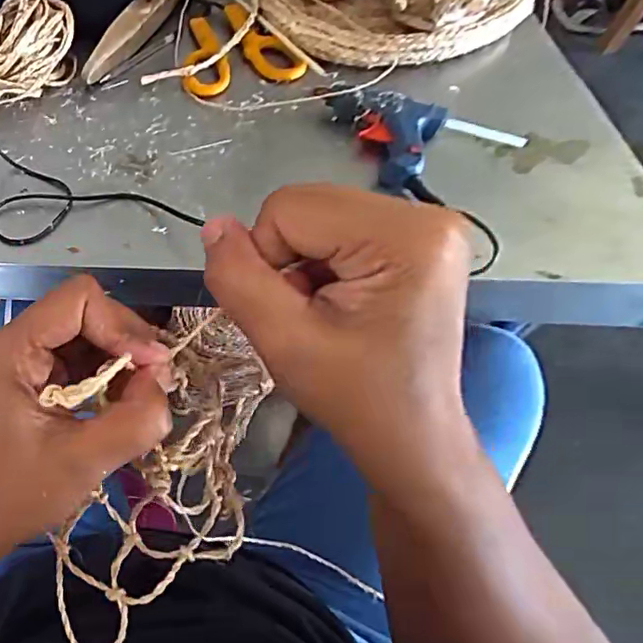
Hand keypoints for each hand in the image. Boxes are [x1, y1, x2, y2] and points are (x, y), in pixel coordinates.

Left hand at [0, 276, 173, 589]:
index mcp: (13, 349)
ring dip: (118, 363)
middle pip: (84, 314)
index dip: (123, 325)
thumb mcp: (84, 460)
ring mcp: (20, 363)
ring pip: (84, 338)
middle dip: (125, 344)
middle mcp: (13, 344)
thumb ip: (135, 418)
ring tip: (142, 399)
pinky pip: (75, 363)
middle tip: (157, 385)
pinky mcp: (29, 383)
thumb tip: (163, 383)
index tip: (153, 368)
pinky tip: (119, 406)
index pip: (79, 299)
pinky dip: (103, 379)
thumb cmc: (16, 495)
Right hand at [202, 185, 474, 486]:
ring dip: (301, 264)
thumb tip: (215, 226)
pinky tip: (339, 305)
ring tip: (323, 312)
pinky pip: (339, 230)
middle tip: (304, 313)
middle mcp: (426, 216)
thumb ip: (238, 277)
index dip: (265, 258)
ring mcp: (428, 227)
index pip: (289, 208)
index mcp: (404, 235)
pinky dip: (322, 265)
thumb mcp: (282, 340)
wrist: (409, 437)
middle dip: (286, 259)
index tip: (289, 309)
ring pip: (317, 217)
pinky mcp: (419, 242)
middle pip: (306, 205)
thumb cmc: (353, 396)